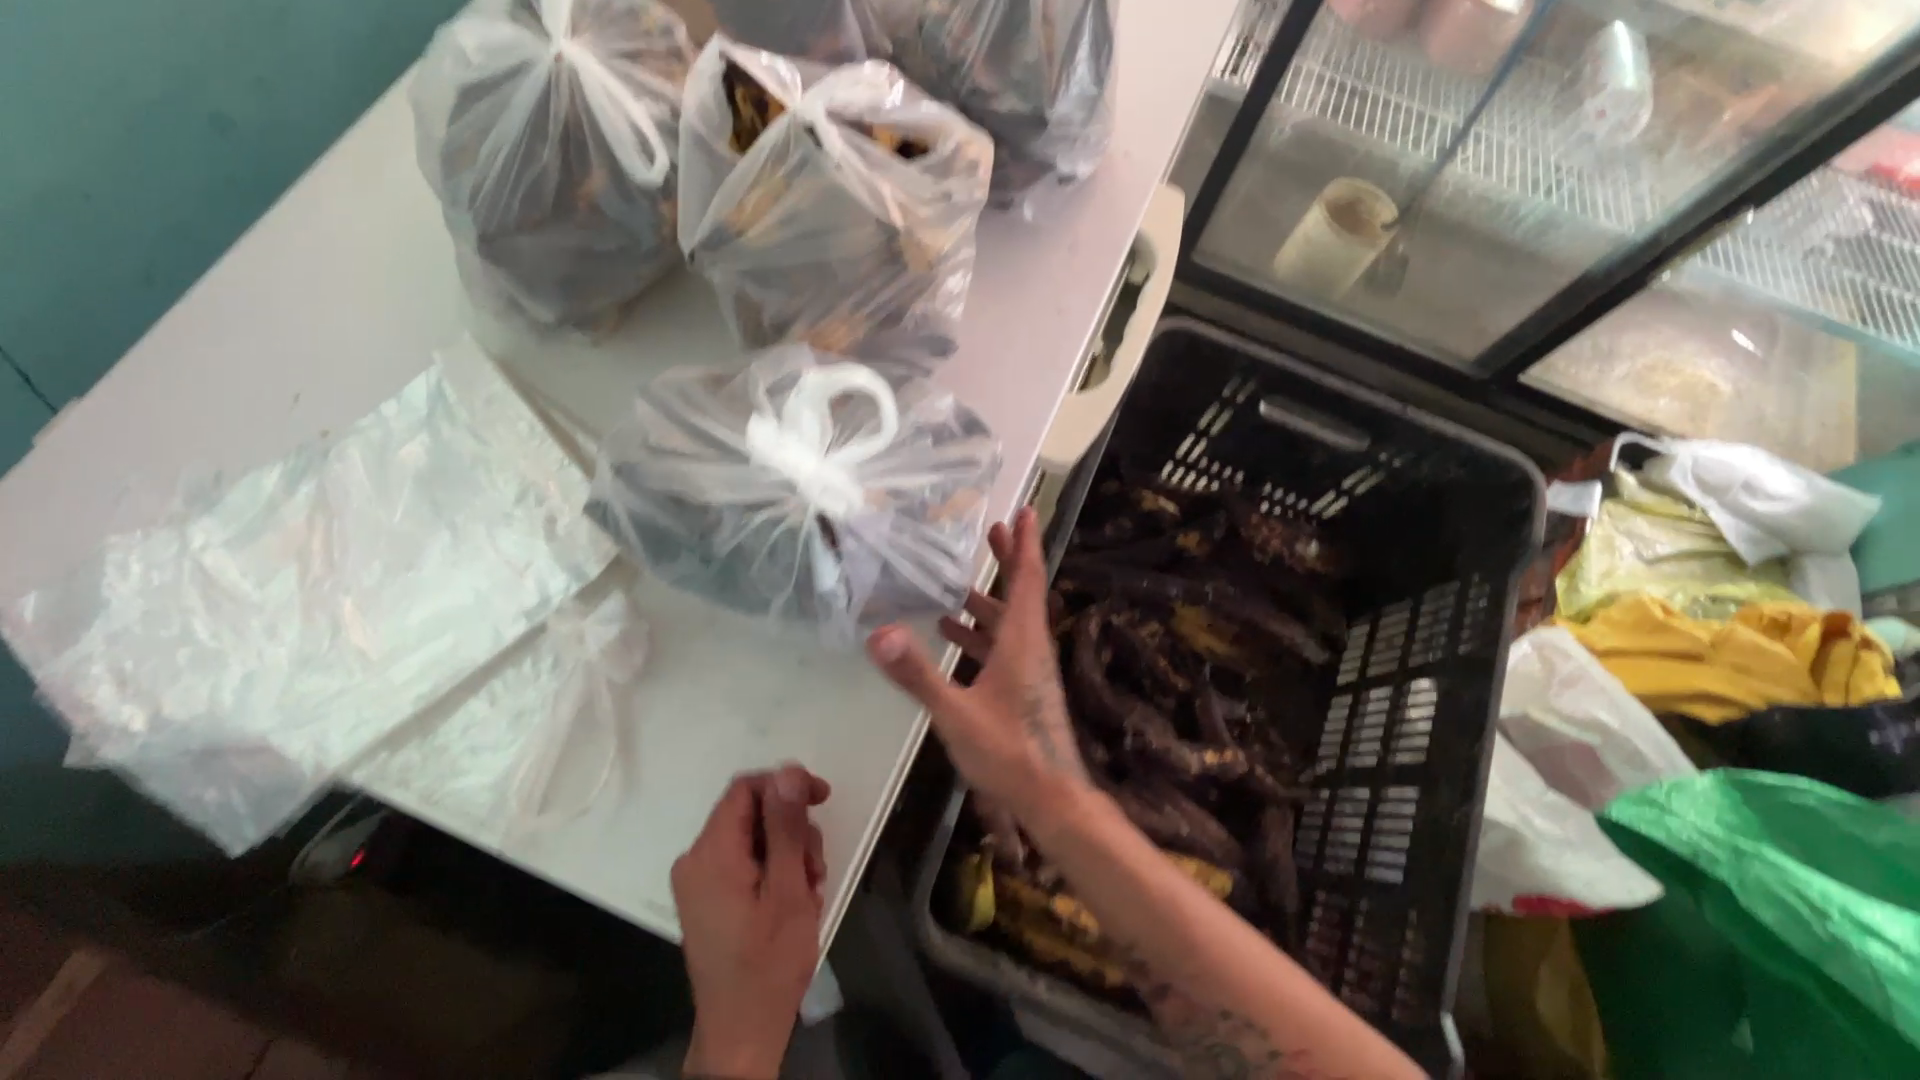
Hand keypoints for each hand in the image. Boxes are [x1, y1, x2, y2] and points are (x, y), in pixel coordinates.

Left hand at [673, 764, 829, 1079]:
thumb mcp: (789, 889)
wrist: (741, 1031)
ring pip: (752, 839)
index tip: (822, 801)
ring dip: (788, 854)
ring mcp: (698, 882)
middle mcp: (696, 859)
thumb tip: (787, 771)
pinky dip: (772, 872)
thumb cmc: (770, 962)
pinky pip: (743, 863)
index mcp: (711, 853)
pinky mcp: (707, 900)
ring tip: (808, 893)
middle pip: (750, 813)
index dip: (786, 786)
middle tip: (817, 869)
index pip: (745, 789)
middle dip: (792, 830)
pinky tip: (792, 903)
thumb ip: (786, 827)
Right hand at [866, 508, 1089, 821]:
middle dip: (1007, 560)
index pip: (1027, 579)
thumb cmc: (1009, 752)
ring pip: (1009, 622)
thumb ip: (918, 674)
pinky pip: (1001, 649)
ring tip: (956, 583)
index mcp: (1022, 642)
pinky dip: (979, 635)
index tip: (1024, 511)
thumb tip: (878, 633)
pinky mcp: (1022, 690)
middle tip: (992, 529)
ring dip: (987, 599)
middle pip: (1020, 592)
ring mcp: (1028, 670)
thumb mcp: (956, 714)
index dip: (1025, 544)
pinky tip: (951, 635)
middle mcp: (1030, 648)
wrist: (1052, 797)